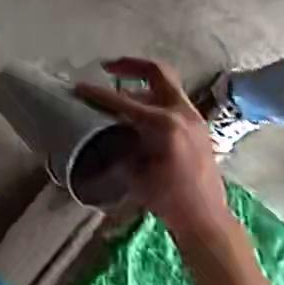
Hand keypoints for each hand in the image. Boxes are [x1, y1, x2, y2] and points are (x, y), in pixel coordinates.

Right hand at [76, 58, 231, 242]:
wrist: (205, 219)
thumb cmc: (166, 197)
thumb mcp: (133, 169)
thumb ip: (119, 141)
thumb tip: (104, 126)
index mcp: (162, 123)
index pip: (121, 100)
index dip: (96, 93)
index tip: (78, 87)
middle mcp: (181, 113)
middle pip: (156, 72)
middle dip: (129, 65)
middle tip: (108, 67)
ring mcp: (193, 118)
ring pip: (165, 86)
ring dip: (141, 84)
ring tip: (121, 94)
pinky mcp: (198, 127)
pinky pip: (172, 101)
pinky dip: (153, 99)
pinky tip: (139, 115)